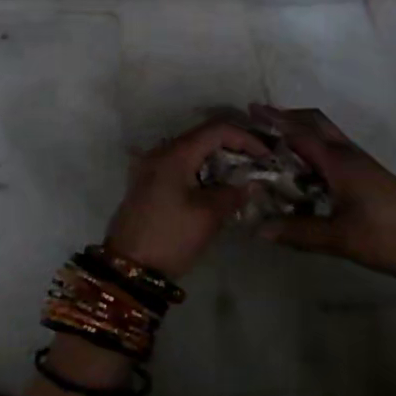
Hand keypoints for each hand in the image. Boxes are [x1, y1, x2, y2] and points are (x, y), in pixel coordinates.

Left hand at [104, 118, 269, 278]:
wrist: (129, 265)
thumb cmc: (170, 236)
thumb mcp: (208, 215)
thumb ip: (233, 193)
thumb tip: (251, 184)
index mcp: (175, 153)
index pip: (216, 129)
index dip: (246, 138)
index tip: (267, 157)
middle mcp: (160, 152)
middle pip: (203, 136)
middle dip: (234, 147)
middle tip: (259, 164)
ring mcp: (151, 166)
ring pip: (192, 151)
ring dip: (218, 159)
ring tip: (244, 175)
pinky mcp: (148, 182)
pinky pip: (181, 165)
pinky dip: (202, 170)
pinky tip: (219, 186)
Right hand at [249, 104, 395, 276]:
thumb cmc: (384, 236)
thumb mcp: (338, 238)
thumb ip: (297, 232)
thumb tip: (258, 228)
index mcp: (338, 163)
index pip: (300, 133)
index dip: (274, 121)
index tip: (251, 111)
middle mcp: (348, 154)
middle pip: (315, 122)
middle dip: (287, 116)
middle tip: (260, 119)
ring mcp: (360, 162)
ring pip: (326, 132)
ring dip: (301, 127)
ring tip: (276, 137)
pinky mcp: (367, 172)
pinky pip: (333, 145)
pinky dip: (313, 142)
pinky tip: (303, 162)